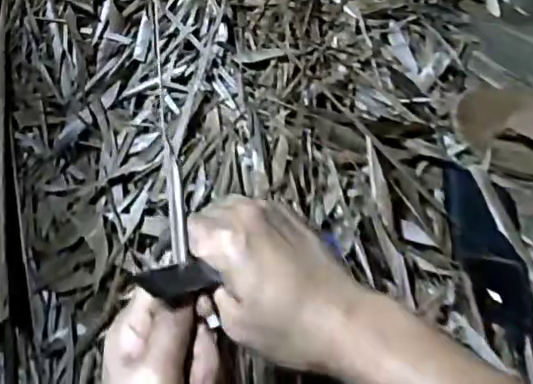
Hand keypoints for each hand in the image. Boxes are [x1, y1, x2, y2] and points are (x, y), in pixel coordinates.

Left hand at [104, 288, 224, 383]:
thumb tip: (185, 275)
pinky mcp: (191, 380)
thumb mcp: (151, 368)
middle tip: (193, 371)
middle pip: (191, 314)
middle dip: (200, 342)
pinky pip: (211, 368)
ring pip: (206, 344)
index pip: (162, 284)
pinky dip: (211, 380)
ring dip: (207, 367)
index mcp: (132, 327)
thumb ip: (170, 321)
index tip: (206, 297)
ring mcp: (172, 362)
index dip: (186, 286)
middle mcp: (151, 338)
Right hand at [187, 197, 367, 375]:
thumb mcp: (236, 324)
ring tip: (244, 259)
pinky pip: (254, 209)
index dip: (193, 253)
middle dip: (209, 238)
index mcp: (228, 237)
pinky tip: (265, 252)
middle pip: (209, 213)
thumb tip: (208, 283)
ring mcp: (268, 206)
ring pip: (231, 206)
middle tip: (223, 270)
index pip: (189, 228)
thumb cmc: (290, 326)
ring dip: (229, 227)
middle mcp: (245, 212)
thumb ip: (211, 294)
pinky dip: (251, 225)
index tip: (204, 273)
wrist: (343, 317)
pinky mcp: (287, 210)